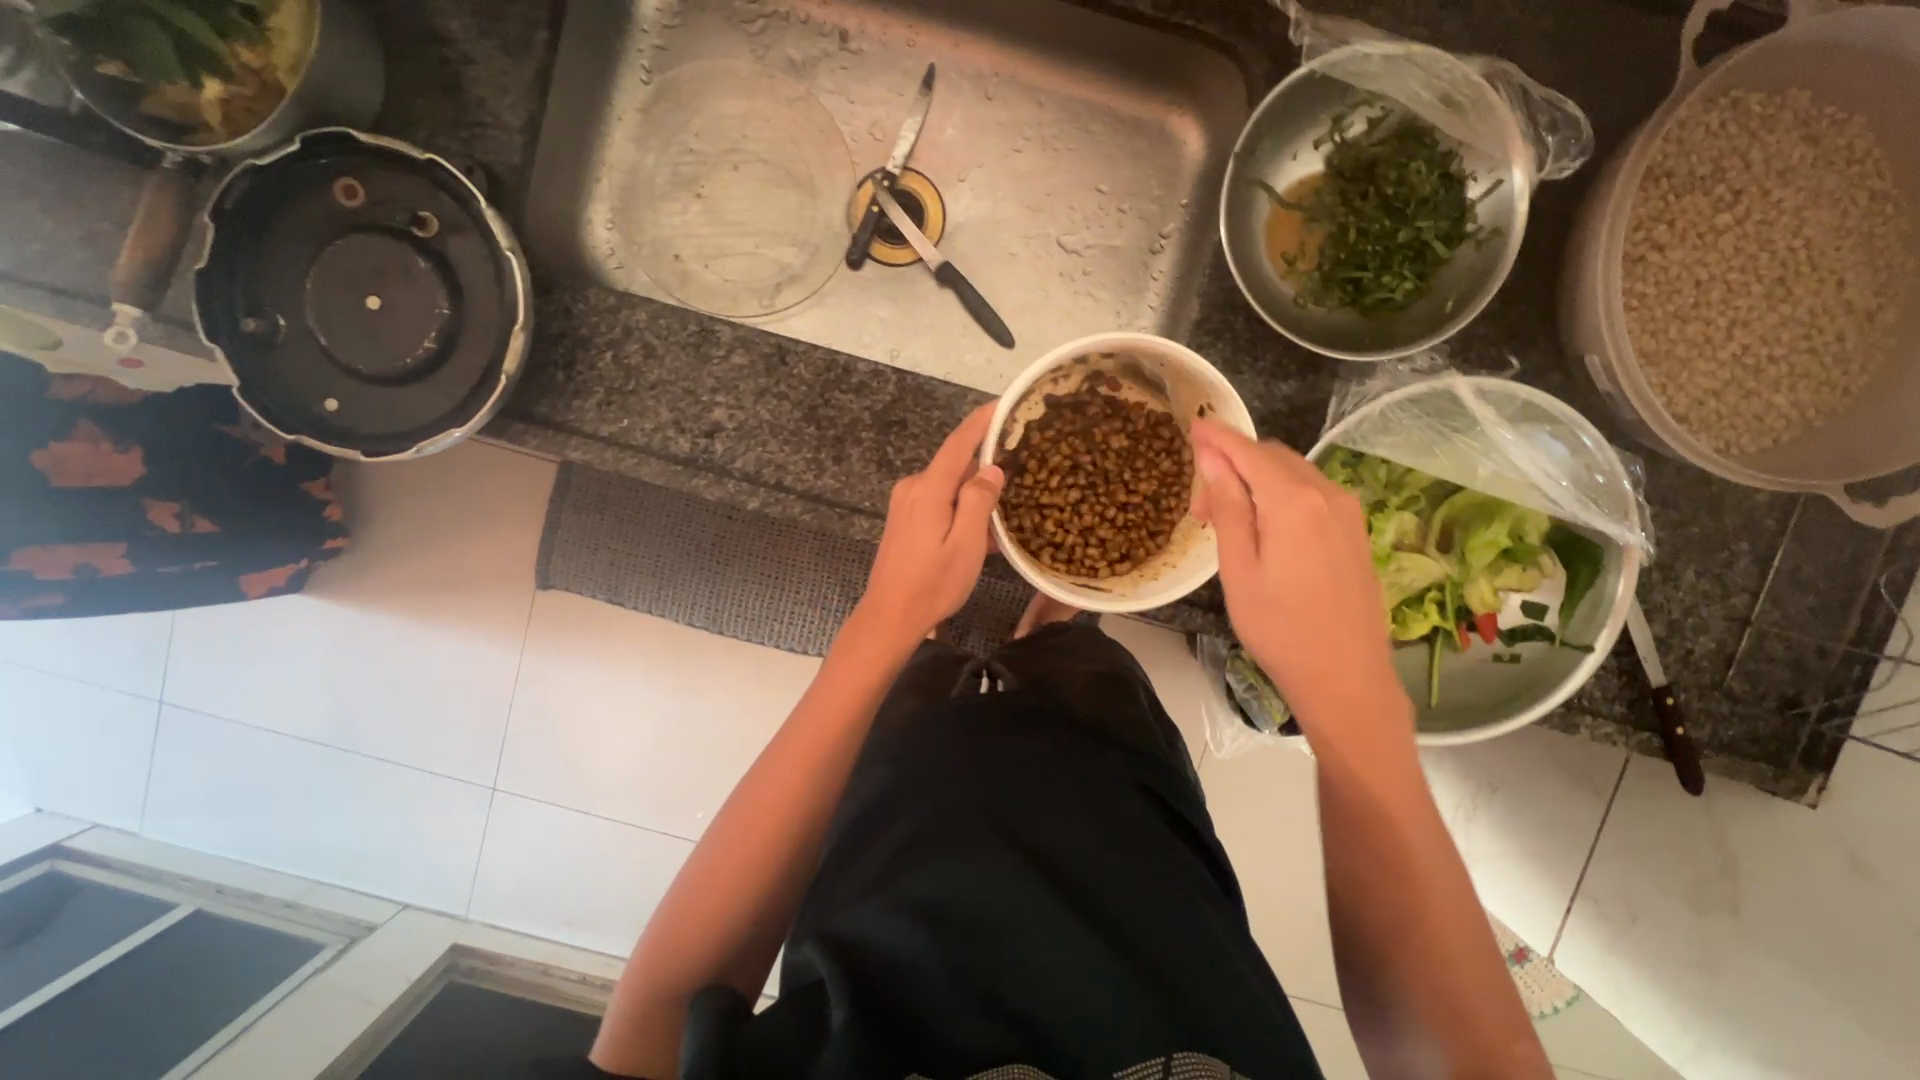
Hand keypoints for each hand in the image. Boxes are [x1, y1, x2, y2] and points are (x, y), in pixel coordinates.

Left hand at [856, 403, 1004, 642]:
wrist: (890, 616)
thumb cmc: (932, 584)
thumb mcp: (966, 544)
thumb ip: (979, 501)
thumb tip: (991, 469)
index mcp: (929, 489)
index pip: (959, 443)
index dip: (982, 421)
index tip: (1005, 404)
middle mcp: (913, 488)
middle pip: (955, 466)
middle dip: (986, 466)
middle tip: (1022, 466)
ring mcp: (905, 505)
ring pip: (948, 488)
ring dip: (975, 495)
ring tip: (1008, 508)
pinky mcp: (904, 522)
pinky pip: (939, 504)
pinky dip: (961, 511)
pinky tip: (982, 532)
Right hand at [1189, 419, 1411, 740]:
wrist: (1346, 677)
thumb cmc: (1280, 629)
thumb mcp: (1239, 569)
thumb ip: (1229, 507)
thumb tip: (1211, 457)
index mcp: (1294, 501)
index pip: (1247, 451)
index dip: (1217, 437)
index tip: (1192, 425)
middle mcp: (1327, 493)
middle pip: (1272, 457)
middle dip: (1234, 464)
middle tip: (1201, 505)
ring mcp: (1348, 512)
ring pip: (1294, 474)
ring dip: (1258, 479)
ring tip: (1229, 519)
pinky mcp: (1356, 531)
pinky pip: (1313, 494)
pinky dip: (1282, 494)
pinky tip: (1265, 528)